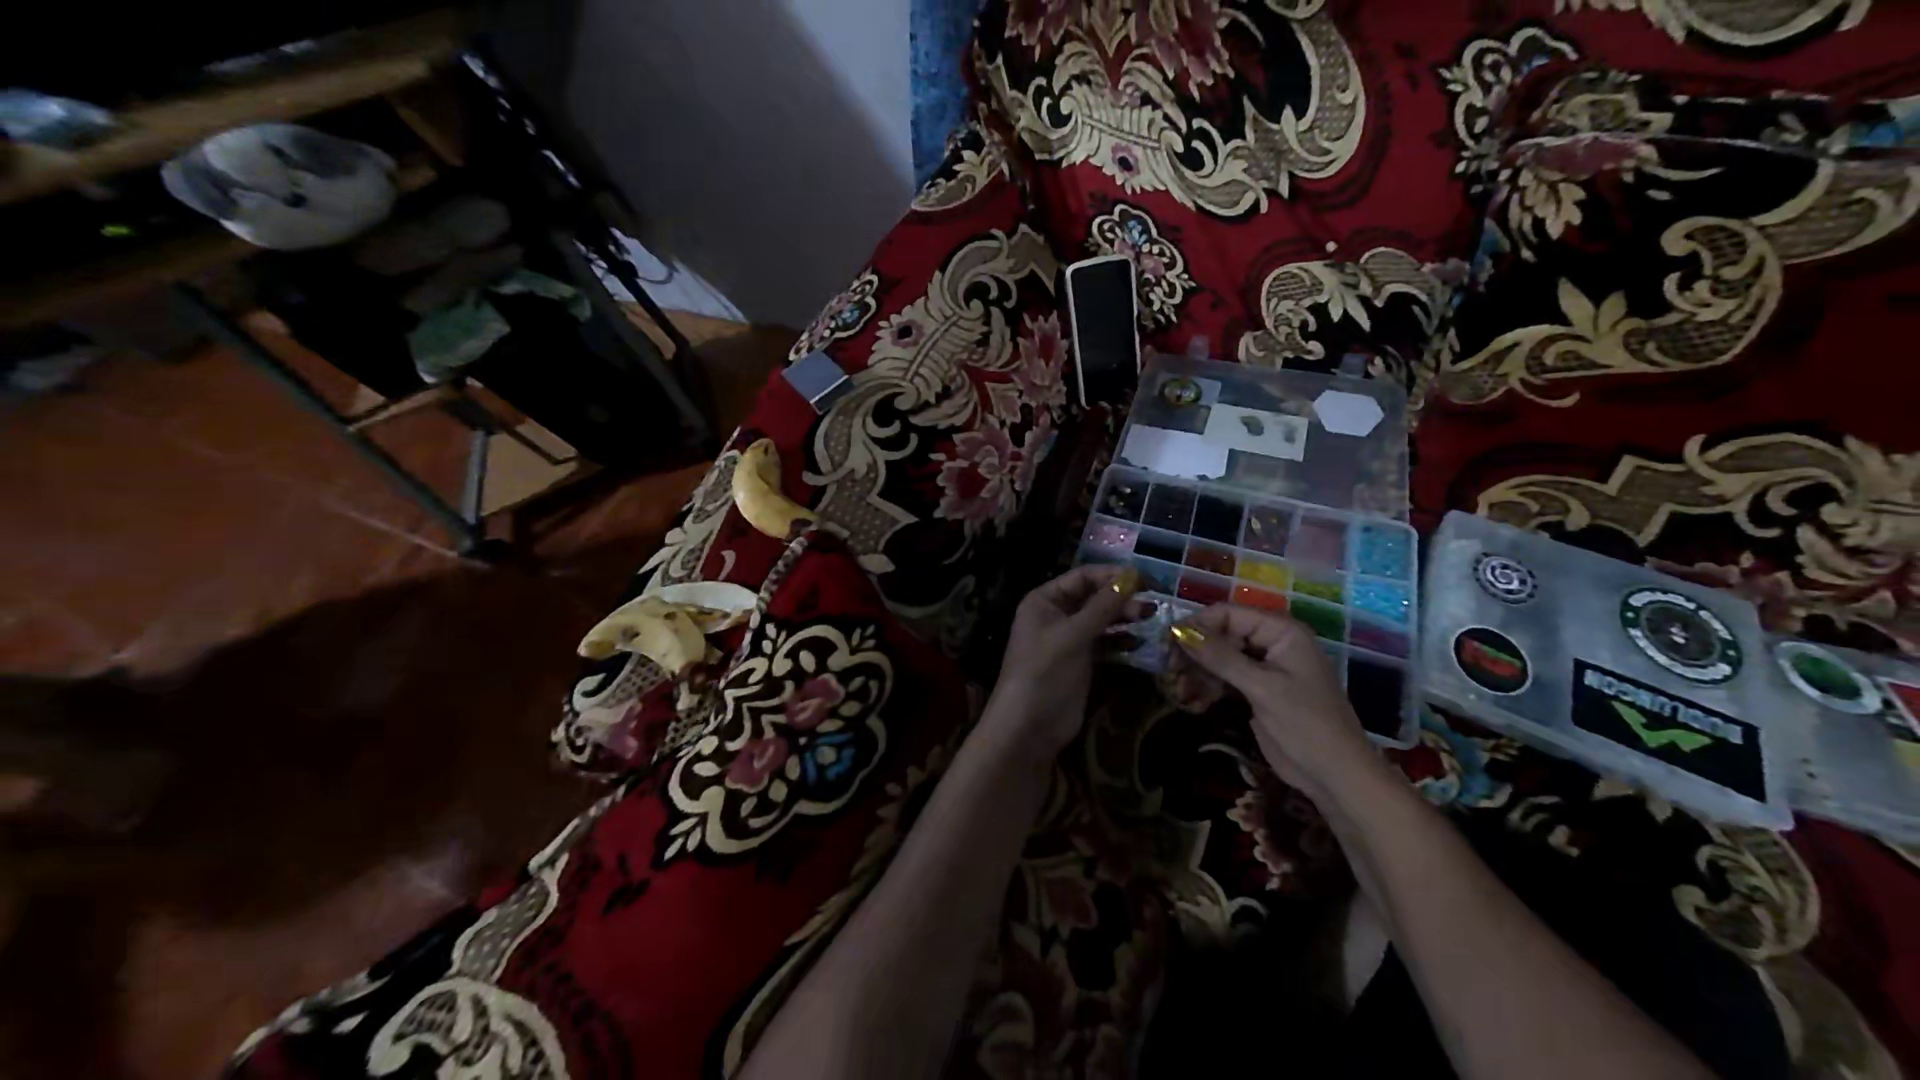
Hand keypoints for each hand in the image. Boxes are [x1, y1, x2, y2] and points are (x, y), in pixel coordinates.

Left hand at [986, 564, 1140, 758]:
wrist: (1029, 726)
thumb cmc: (1044, 672)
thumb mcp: (1073, 635)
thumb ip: (1102, 606)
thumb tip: (1131, 577)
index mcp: (1044, 600)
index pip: (1082, 577)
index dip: (1111, 576)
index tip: (1144, 579)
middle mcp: (1055, 615)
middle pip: (1093, 597)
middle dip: (1120, 597)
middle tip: (1151, 604)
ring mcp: (1068, 639)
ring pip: (1100, 619)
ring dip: (1123, 617)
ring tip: (1149, 618)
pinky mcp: (1080, 661)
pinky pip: (1104, 642)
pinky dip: (1120, 640)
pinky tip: (1138, 643)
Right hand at [1170, 605, 1381, 801]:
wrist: (1335, 775)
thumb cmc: (1306, 724)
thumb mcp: (1261, 688)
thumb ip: (1220, 657)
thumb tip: (1179, 631)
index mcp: (1282, 632)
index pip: (1228, 614)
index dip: (1197, 626)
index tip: (1168, 645)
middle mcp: (1272, 643)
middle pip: (1221, 635)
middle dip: (1194, 652)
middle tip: (1170, 672)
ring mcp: (1264, 668)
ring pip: (1219, 658)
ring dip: (1196, 673)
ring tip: (1179, 692)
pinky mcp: (1257, 692)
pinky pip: (1224, 679)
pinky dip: (1207, 688)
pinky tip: (1192, 703)